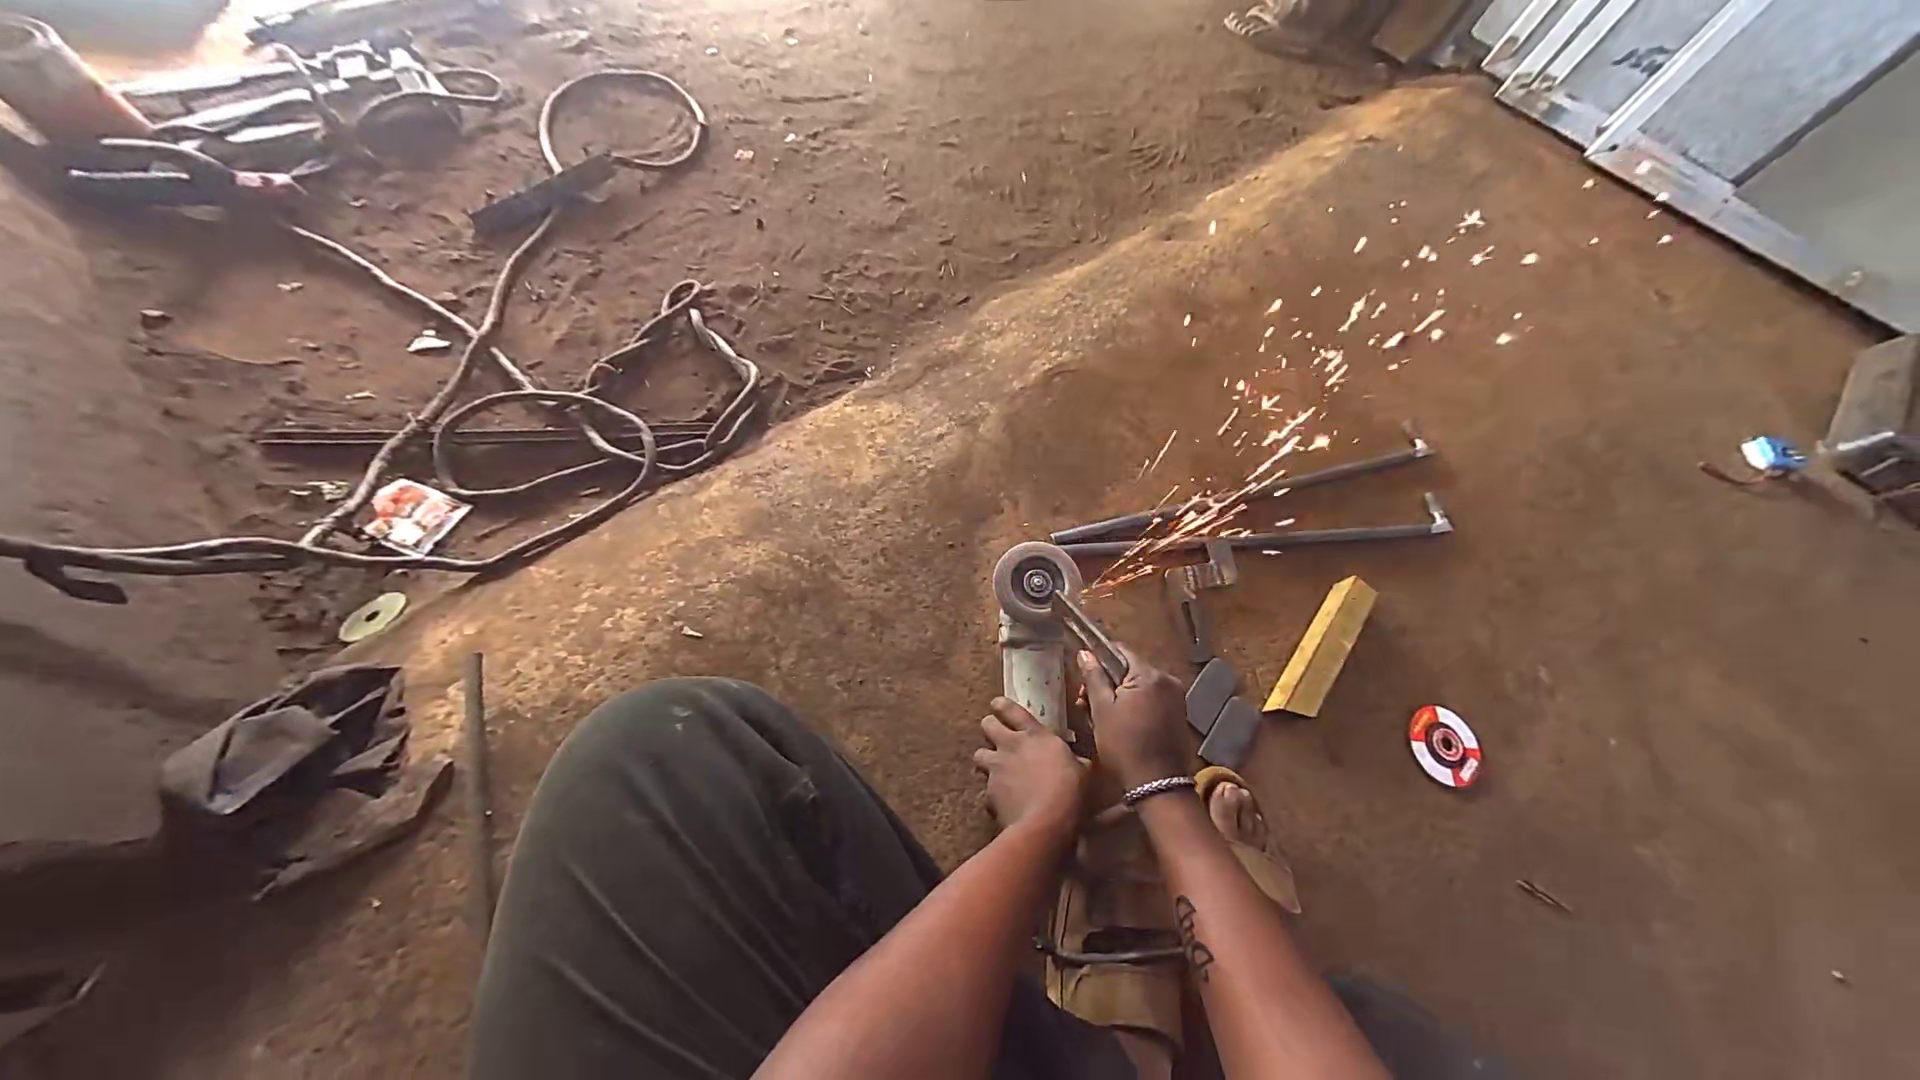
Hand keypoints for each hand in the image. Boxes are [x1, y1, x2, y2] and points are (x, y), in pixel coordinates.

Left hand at [974, 697, 1086, 834]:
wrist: (1045, 823)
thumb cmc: (1070, 792)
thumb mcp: (1082, 771)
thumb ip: (1075, 762)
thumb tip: (1078, 763)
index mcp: (1035, 735)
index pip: (1011, 710)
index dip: (1002, 705)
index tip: (997, 705)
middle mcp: (1011, 746)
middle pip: (988, 725)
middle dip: (990, 727)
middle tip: (996, 734)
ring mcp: (996, 768)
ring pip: (979, 754)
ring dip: (986, 759)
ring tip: (995, 768)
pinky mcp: (989, 792)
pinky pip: (986, 788)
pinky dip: (993, 793)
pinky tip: (1003, 801)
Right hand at [1077, 646, 1190, 789]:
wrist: (1157, 785)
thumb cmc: (1124, 745)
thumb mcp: (1102, 710)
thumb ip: (1094, 678)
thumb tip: (1085, 653)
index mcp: (1150, 675)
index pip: (1120, 651)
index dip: (1099, 659)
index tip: (1084, 676)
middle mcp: (1167, 680)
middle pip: (1130, 669)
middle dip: (1107, 682)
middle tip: (1085, 704)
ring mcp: (1176, 697)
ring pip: (1139, 685)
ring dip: (1119, 695)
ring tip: (1100, 717)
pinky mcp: (1178, 713)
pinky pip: (1151, 698)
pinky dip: (1134, 705)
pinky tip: (1120, 723)